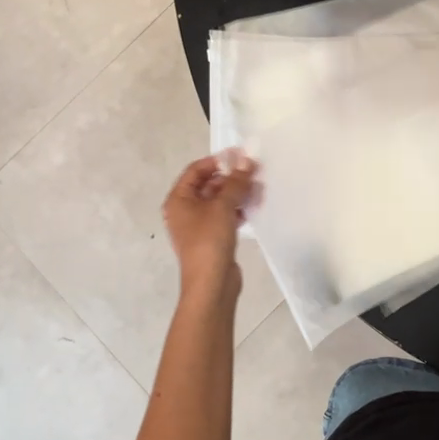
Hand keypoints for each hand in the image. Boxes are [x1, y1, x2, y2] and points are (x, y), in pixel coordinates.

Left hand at [162, 153, 256, 298]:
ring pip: (219, 201)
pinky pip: (225, 216)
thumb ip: (236, 182)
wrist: (211, 283)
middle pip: (208, 185)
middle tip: (255, 171)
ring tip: (259, 188)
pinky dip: (238, 209)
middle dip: (231, 177)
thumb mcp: (223, 206)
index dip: (217, 161)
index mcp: (178, 200)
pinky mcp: (212, 238)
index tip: (240, 156)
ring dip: (237, 193)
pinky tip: (255, 206)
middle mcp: (185, 210)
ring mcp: (198, 226)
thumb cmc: (209, 240)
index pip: (196, 170)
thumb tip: (247, 160)